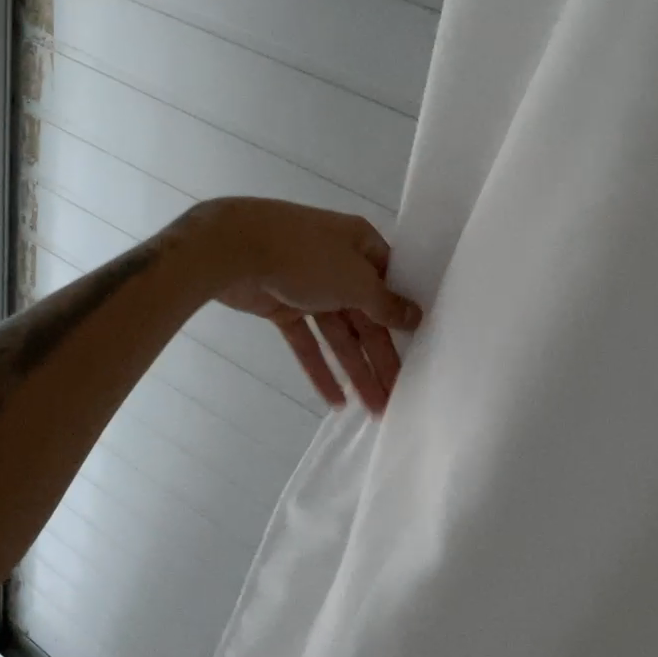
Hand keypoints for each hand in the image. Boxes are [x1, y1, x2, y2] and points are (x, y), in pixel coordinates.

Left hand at [181, 198, 422, 412]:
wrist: (235, 248)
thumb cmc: (306, 256)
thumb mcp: (355, 281)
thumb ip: (385, 304)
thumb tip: (416, 315)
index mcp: (361, 246)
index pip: (392, 285)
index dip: (404, 319)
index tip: (422, 351)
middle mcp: (338, 265)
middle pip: (366, 317)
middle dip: (381, 359)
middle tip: (397, 398)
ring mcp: (308, 287)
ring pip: (338, 334)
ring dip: (355, 371)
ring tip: (374, 410)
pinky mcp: (281, 307)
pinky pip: (307, 341)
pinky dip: (319, 368)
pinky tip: (335, 400)